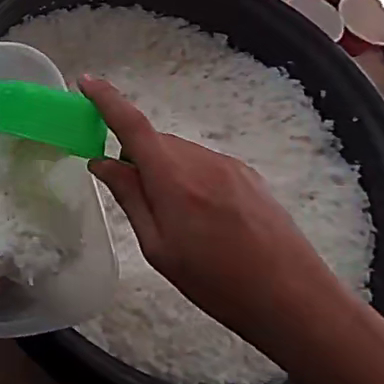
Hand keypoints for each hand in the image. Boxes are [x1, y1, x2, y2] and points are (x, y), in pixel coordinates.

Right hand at [79, 76, 355, 350]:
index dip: (106, 99)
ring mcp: (228, 165)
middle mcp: (200, 161)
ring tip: (176, 217)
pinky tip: (203, 216)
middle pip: (153, 141)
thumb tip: (101, 162)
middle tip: (135, 197)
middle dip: (135, 157)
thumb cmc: (217, 283)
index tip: (86, 82)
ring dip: (163, 169)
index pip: (131, 125)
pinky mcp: (248, 175)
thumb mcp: (158, 247)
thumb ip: (129, 197)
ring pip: (178, 152)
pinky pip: (202, 163)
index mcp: (173, 179)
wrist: (297, 301)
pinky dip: (188, 176)